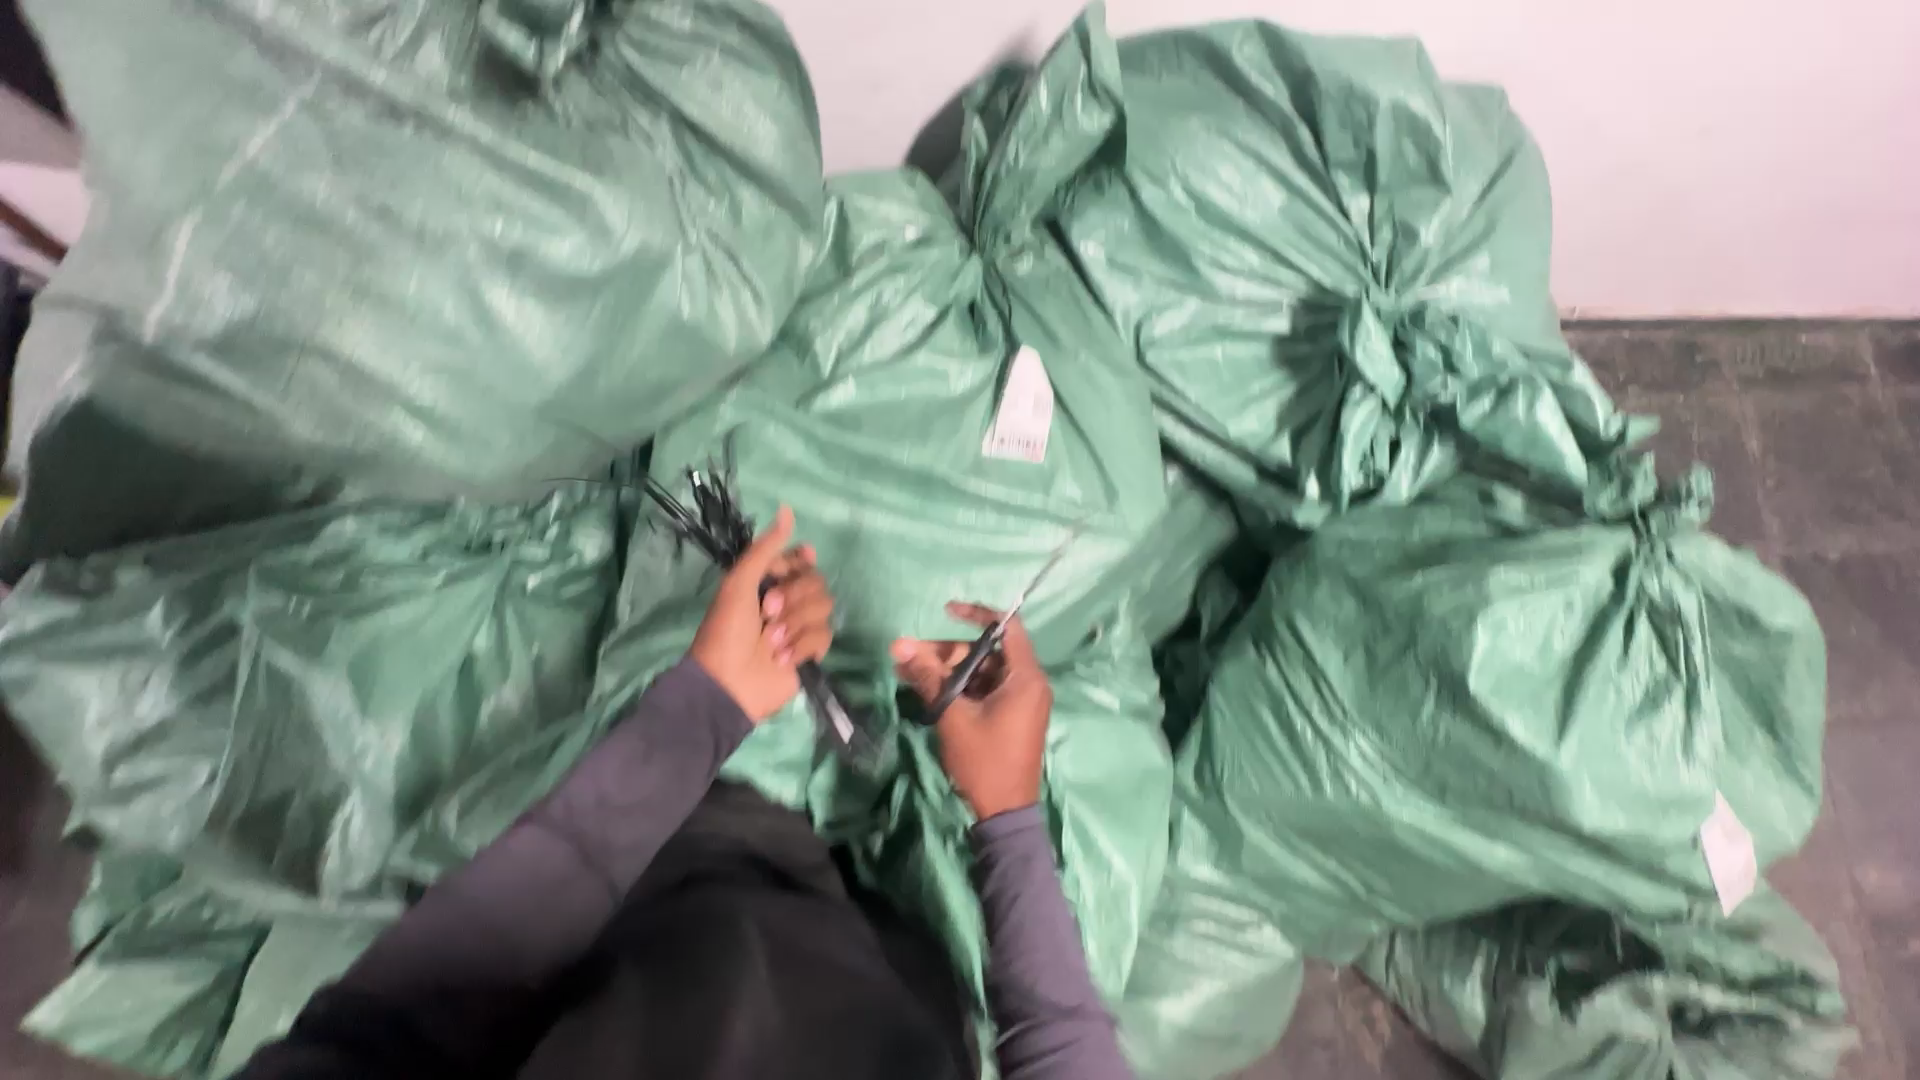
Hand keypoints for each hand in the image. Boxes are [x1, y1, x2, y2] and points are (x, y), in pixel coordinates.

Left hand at [688, 506, 834, 723]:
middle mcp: (787, 601)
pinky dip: (802, 646)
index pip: (800, 561)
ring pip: (824, 608)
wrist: (728, 682)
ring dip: (795, 623)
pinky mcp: (810, 652)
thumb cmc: (726, 630)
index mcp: (767, 582)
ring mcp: (800, 627)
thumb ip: (765, 549)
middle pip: (817, 582)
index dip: (800, 562)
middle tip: (767, 613)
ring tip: (772, 642)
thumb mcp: (739, 582)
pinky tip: (781, 658)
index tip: (797, 562)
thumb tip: (787, 509)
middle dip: (793, 596)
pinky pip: (824, 636)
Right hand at [891, 603, 1051, 820]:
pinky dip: (958, 688)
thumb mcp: (953, 715)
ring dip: (947, 671)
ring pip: (981, 672)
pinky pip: (983, 690)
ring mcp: (1020, 701)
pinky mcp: (1009, 716)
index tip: (946, 611)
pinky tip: (926, 689)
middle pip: (986, 652)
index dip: (976, 614)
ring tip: (908, 672)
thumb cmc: (984, 761)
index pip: (1007, 627)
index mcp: (1026, 677)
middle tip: (909, 655)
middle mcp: (1028, 683)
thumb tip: (899, 645)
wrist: (1004, 813)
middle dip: (947, 651)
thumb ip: (929, 677)